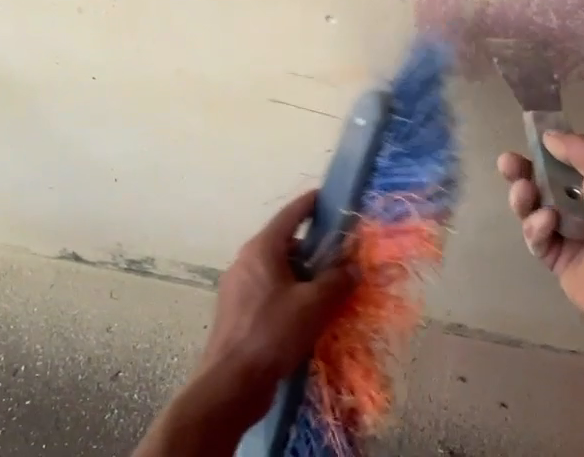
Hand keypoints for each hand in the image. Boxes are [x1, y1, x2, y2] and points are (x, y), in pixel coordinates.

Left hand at [197, 189, 355, 406]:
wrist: (231, 383)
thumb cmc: (273, 333)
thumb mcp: (315, 304)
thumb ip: (337, 280)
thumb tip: (352, 268)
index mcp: (261, 248)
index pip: (291, 214)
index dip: (311, 204)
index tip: (329, 199)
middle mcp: (245, 261)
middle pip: (284, 243)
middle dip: (313, 248)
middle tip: (340, 256)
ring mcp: (237, 287)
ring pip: (276, 270)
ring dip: (302, 275)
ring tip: (328, 289)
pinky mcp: (236, 312)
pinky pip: (268, 292)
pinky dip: (288, 294)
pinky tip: (306, 315)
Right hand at [497, 132, 583, 342]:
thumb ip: (577, 148)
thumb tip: (548, 138)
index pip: (573, 159)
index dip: (550, 149)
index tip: (528, 140)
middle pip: (548, 182)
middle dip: (525, 171)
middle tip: (506, 164)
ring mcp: (576, 235)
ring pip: (537, 209)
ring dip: (525, 197)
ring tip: (523, 191)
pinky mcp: (562, 262)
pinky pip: (539, 239)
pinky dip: (537, 228)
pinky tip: (547, 223)